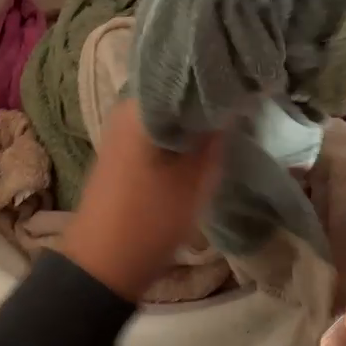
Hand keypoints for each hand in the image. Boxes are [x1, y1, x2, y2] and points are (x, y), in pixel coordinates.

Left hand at [62, 99, 224, 301]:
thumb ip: (216, 139)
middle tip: (242, 105)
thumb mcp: (195, 181)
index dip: (217, 81)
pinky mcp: (122, 148)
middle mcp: (127, 107)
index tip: (244, 86)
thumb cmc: (149, 221)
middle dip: (206, 100)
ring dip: (194, 118)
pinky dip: (179, 132)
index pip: (188, 77)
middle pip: (176, 93)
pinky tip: (202, 142)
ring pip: (168, 112)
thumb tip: (233, 103)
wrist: (101, 268)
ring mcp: (122, 128)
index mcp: (141, 106)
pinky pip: (157, 127)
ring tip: (229, 121)